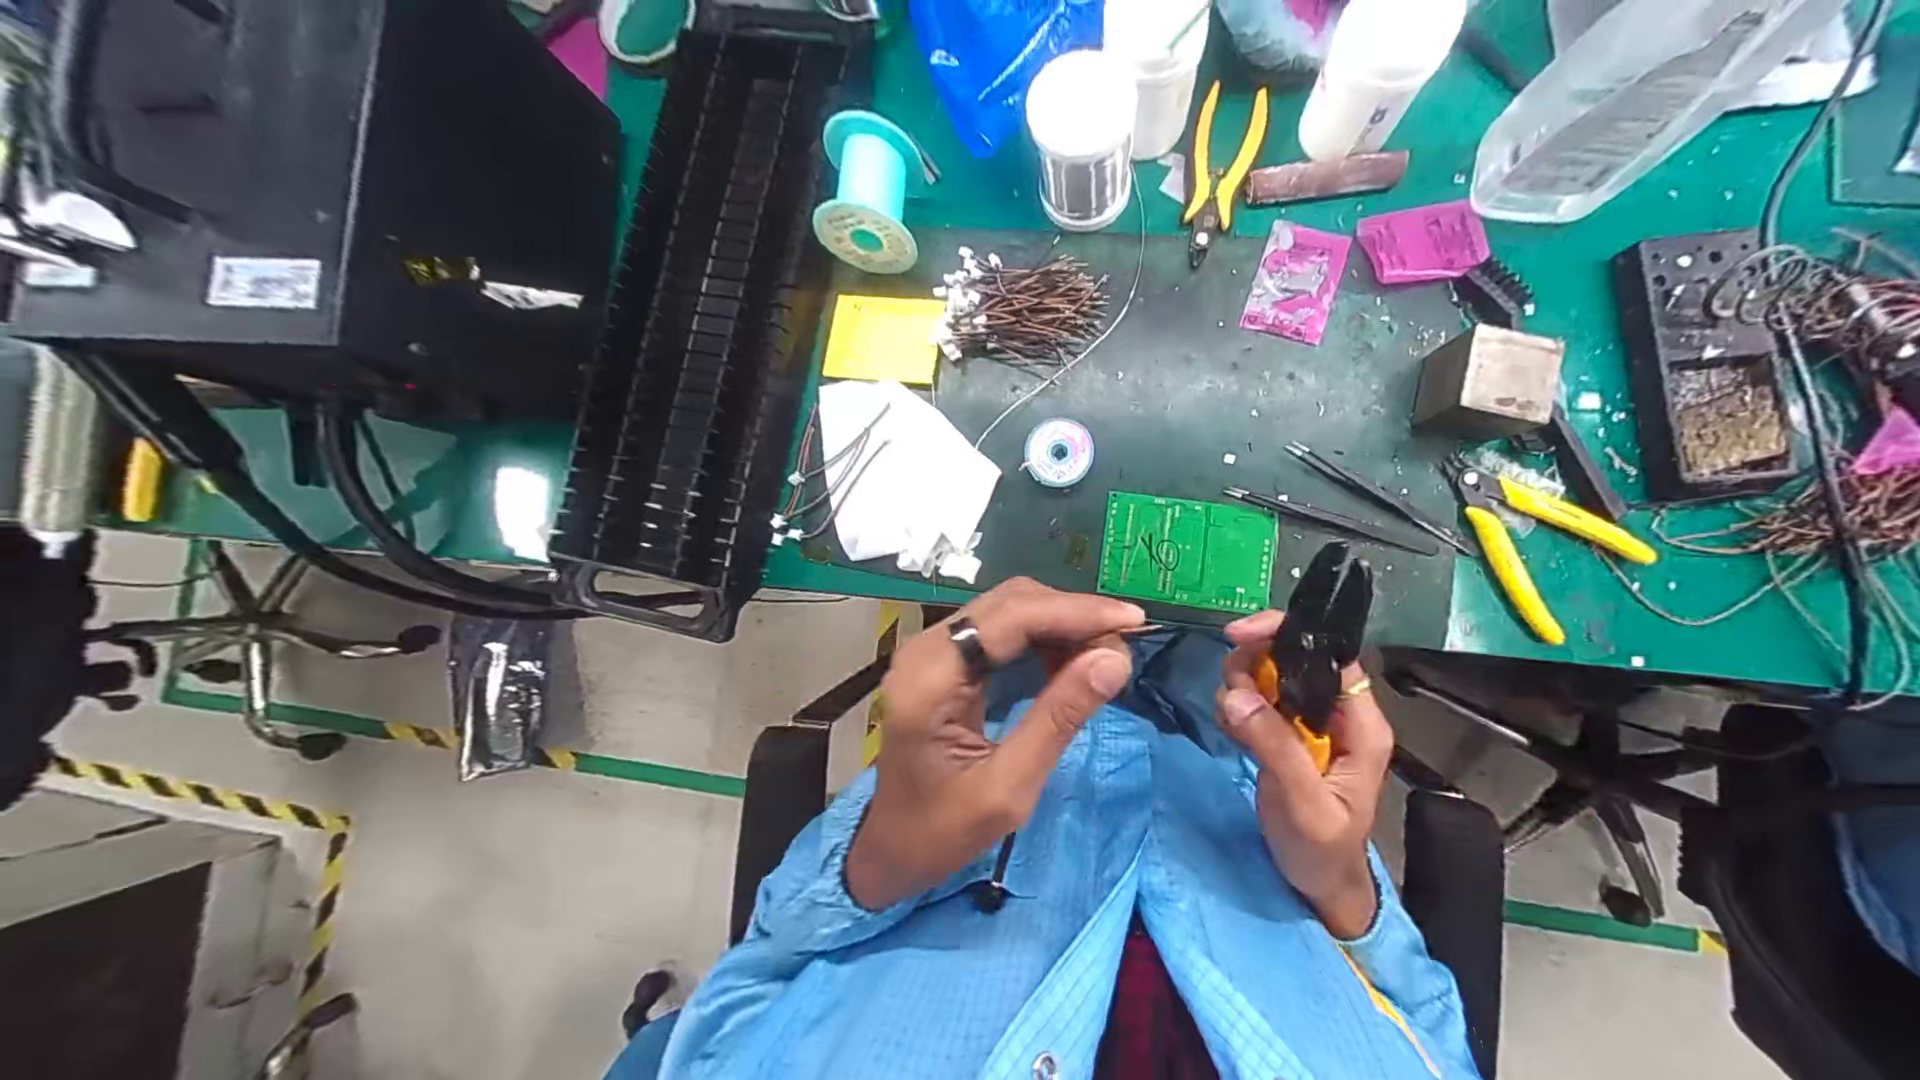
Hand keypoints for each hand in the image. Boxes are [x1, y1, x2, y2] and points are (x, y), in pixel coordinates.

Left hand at [845, 579, 1144, 910]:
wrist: (893, 846)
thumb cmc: (943, 830)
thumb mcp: (1009, 787)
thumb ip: (1059, 717)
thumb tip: (1114, 659)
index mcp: (930, 678)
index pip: (1009, 618)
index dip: (1074, 612)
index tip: (1132, 621)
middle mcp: (925, 648)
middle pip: (1008, 603)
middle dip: (1072, 615)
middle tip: (1122, 644)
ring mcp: (930, 650)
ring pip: (1006, 609)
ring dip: (1059, 623)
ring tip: (1104, 653)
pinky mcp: (942, 659)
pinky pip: (998, 629)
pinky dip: (1040, 636)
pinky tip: (1068, 659)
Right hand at [1214, 609, 1392, 938]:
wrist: (1316, 885)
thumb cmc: (1322, 850)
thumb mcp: (1302, 802)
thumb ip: (1273, 747)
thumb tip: (1235, 694)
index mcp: (1359, 724)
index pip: (1331, 655)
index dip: (1287, 635)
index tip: (1239, 636)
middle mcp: (1333, 713)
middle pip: (1290, 657)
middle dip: (1252, 665)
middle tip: (1231, 697)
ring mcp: (1306, 722)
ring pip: (1266, 675)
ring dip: (1238, 687)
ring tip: (1233, 725)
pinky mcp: (1281, 733)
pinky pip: (1252, 698)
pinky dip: (1234, 706)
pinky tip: (1232, 733)